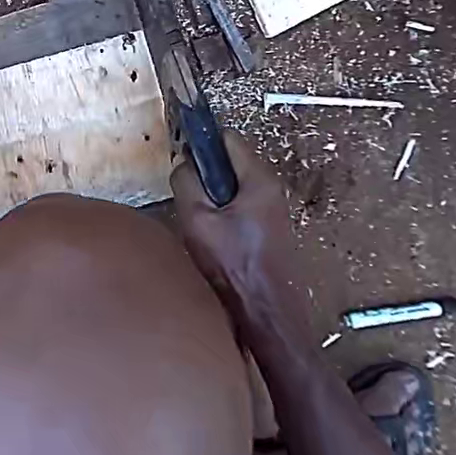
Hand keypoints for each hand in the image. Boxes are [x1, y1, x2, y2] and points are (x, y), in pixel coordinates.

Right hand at [170, 131, 305, 325]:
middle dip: (206, 172)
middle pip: (230, 161)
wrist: (266, 317)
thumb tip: (183, 163)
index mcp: (259, 179)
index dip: (201, 142)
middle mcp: (272, 188)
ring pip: (233, 184)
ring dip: (213, 195)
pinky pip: (240, 204)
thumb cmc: (233, 267)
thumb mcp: (196, 218)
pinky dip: (223, 212)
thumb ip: (185, 181)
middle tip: (188, 195)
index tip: (182, 158)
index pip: (227, 137)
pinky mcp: (269, 228)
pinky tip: (212, 236)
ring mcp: (274, 209)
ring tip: (198, 220)